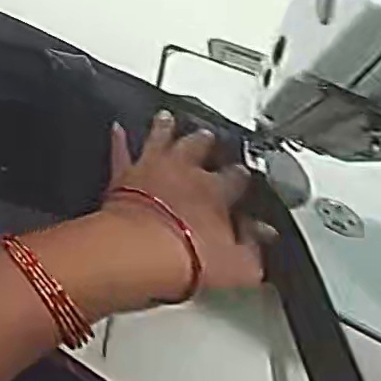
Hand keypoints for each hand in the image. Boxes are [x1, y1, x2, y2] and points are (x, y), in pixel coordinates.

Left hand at [101, 112, 272, 299]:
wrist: (142, 246)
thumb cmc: (191, 256)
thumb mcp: (240, 263)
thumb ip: (254, 247)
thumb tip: (263, 239)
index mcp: (216, 191)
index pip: (236, 178)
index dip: (242, 174)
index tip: (245, 172)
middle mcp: (183, 171)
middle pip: (196, 147)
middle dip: (204, 140)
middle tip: (207, 133)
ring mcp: (150, 168)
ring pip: (158, 139)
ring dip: (164, 128)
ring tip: (167, 117)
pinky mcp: (122, 173)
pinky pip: (120, 150)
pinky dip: (118, 138)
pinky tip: (117, 127)